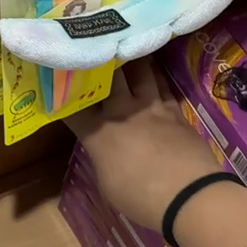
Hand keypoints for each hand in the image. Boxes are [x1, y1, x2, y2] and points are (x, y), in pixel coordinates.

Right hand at [69, 59, 226, 229]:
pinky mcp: (175, 112)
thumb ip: (102, 157)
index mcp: (97, 132)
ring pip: (140, 73)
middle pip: (108, 78)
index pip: (73, 108)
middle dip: (101, 64)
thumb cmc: (139, 196)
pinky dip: (157, 78)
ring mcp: (151, 108)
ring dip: (133, 62)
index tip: (58, 85)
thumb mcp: (107, 181)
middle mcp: (121, 112)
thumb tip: (105, 148)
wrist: (188, 194)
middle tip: (96, 52)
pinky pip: (163, 87)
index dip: (63, 95)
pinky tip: (155, 72)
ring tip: (127, 50)